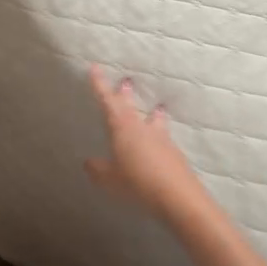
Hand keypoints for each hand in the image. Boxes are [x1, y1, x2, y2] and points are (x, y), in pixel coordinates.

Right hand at [84, 64, 201, 215]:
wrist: (179, 198)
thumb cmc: (137, 182)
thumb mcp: (110, 179)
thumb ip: (98, 170)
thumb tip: (88, 163)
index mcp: (122, 127)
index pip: (107, 101)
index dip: (100, 85)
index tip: (95, 67)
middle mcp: (141, 128)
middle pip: (131, 106)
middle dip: (125, 94)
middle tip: (126, 81)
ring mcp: (161, 139)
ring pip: (154, 120)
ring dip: (153, 113)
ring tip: (158, 108)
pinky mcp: (175, 154)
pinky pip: (164, 139)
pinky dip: (161, 136)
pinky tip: (162, 144)